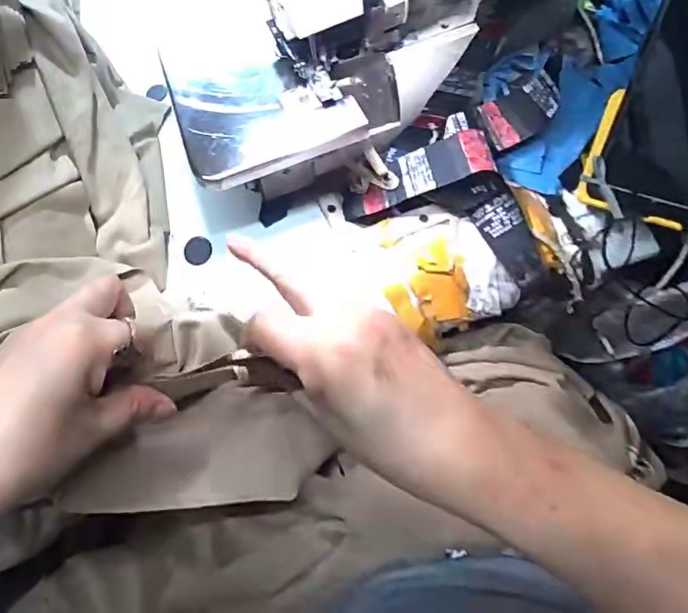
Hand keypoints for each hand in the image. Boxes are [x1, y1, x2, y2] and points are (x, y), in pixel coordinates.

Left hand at [0, 276, 176, 528]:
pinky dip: (69, 335)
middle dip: (124, 313)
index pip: (133, 329)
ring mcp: (32, 326)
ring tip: (89, 375)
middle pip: (106, 289)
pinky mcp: (11, 342)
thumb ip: (132, 406)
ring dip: (95, 324)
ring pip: (78, 304)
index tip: (141, 381)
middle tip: (121, 358)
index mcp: (86, 335)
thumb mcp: (91, 430)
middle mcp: (61, 318)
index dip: (145, 354)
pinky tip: (57, 381)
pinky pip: (53, 322)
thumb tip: (169, 404)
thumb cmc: (34, 449)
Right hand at [227, 238, 489, 505]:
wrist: (453, 435)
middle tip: (233, 243)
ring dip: (295, 282)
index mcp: (321, 349)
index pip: (263, 320)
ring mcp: (367, 306)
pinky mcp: (385, 308)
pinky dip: (323, 300)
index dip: (249, 335)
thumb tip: (267, 362)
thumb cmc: (386, 444)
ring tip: (276, 284)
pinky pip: (342, 295)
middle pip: (289, 275)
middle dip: (258, 258)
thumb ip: (292, 381)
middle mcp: (341, 314)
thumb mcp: (326, 420)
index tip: (252, 355)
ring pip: (317, 281)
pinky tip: (325, 319)